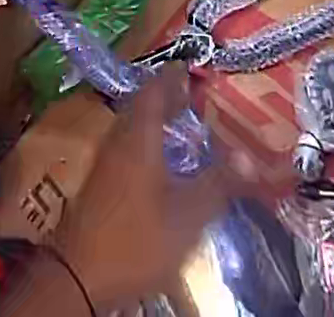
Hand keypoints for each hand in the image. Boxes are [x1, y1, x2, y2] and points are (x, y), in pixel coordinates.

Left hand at [52, 68, 234, 309]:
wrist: (83, 267)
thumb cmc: (138, 237)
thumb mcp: (188, 215)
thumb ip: (218, 183)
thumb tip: (250, 155)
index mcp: (137, 139)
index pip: (152, 96)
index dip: (168, 80)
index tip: (186, 67)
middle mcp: (118, 141)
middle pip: (140, 108)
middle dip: (164, 96)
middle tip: (190, 90)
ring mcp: (107, 160)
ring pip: (132, 125)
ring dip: (155, 116)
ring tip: (181, 118)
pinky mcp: (104, 179)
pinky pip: (128, 142)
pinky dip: (147, 136)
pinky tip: (161, 155)